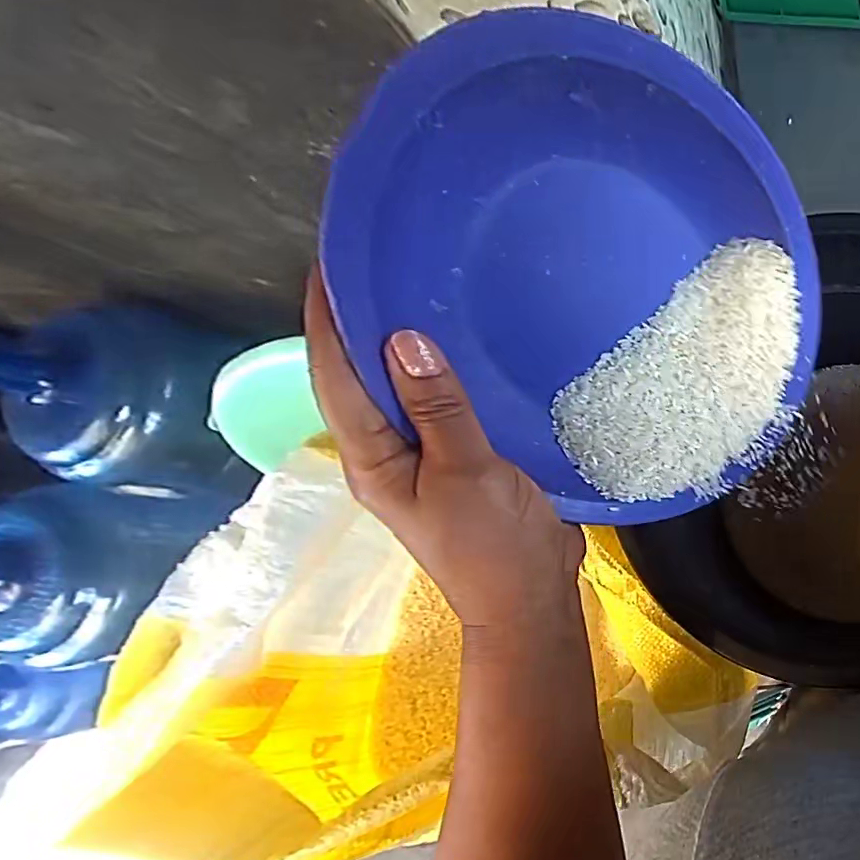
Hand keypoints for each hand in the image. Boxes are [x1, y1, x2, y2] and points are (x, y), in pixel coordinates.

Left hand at [304, 270, 583, 630]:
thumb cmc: (492, 546)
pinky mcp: (465, 460)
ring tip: (420, 293)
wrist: (532, 597)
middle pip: (364, 379)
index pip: (337, 376)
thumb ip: (438, 410)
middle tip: (382, 264)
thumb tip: (404, 339)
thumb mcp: (464, 475)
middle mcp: (390, 453)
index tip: (331, 262)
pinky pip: (446, 407)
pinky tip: (467, 351)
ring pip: (407, 391)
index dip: (327, 319)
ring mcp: (428, 458)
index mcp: (373, 458)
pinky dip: (448, 375)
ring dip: (407, 346)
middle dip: (362, 323)